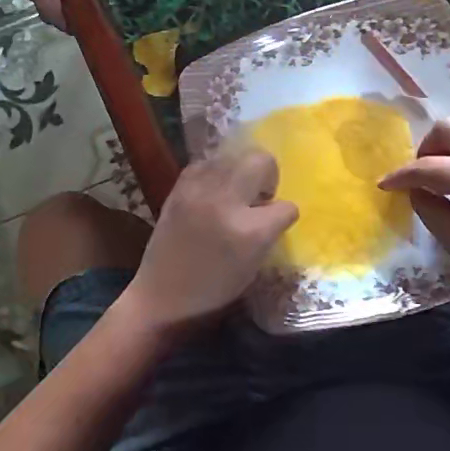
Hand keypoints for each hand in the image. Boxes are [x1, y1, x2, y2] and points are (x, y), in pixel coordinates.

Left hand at [121, 149, 297, 331]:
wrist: (162, 295)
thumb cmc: (214, 289)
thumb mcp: (254, 265)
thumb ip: (268, 231)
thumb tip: (272, 206)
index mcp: (251, 232)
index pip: (286, 206)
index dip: (284, 214)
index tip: (275, 223)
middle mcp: (226, 203)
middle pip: (261, 160)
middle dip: (268, 176)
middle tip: (258, 197)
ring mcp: (199, 191)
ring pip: (234, 156)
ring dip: (240, 171)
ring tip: (234, 193)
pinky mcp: (179, 187)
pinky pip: (207, 163)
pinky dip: (215, 173)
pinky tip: (212, 192)